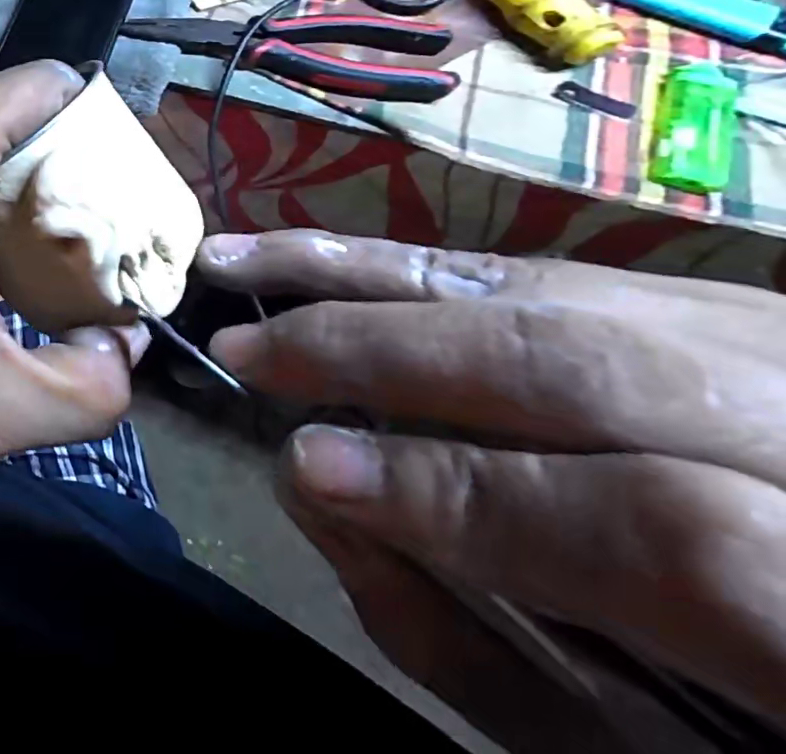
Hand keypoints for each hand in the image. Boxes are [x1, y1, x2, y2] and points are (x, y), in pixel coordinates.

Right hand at [195, 230, 785, 739]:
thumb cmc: (728, 730)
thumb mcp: (613, 748)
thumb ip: (464, 643)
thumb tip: (305, 484)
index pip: (669, 535)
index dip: (459, 494)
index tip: (299, 466)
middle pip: (593, 363)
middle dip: (383, 352)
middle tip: (242, 352)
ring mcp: (783, 349)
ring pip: (562, 288)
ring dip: (367, 274)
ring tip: (236, 262)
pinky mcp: (725, 312)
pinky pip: (548, 277)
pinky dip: (417, 271)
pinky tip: (324, 260)